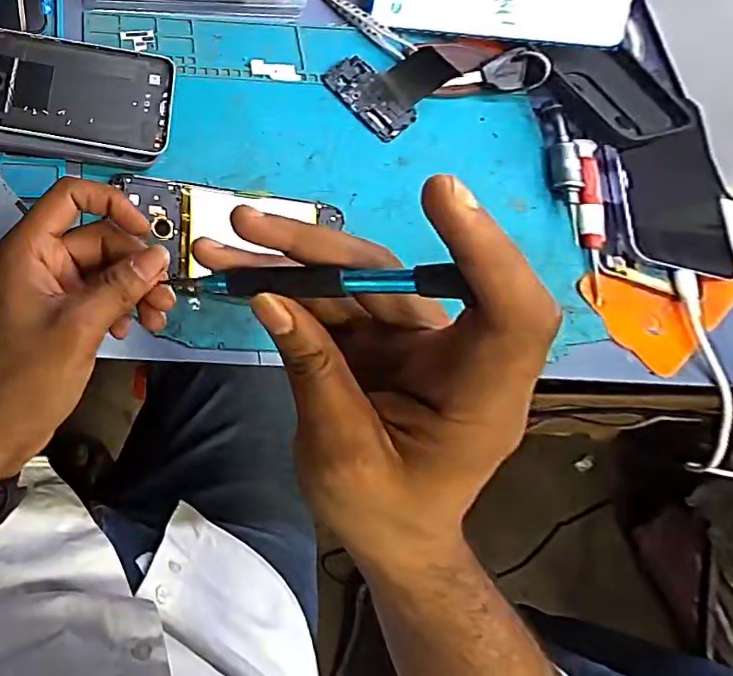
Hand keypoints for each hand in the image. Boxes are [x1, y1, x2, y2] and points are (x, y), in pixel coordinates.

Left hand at [0, 179, 174, 479]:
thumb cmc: (23, 380)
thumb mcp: (79, 328)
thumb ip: (120, 287)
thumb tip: (156, 257)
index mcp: (28, 249)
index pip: (70, 195)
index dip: (110, 201)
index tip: (143, 229)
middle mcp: (39, 258)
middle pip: (97, 236)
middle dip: (134, 261)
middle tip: (162, 290)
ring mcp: (51, 284)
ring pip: (104, 265)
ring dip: (134, 285)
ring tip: (157, 313)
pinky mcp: (62, 308)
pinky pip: (100, 290)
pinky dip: (121, 302)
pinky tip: (134, 325)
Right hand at [191, 175, 558, 578]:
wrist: (387, 538)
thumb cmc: (385, 513)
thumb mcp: (344, 454)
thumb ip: (312, 372)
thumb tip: (269, 300)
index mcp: (478, 392)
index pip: (508, 311)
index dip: (483, 250)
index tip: (440, 194)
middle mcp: (446, 349)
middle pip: (389, 277)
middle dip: (316, 247)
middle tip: (248, 223)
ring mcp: (404, 338)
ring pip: (346, 278)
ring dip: (283, 258)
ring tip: (224, 241)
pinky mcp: (369, 335)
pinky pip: (324, 297)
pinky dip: (280, 284)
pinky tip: (237, 270)